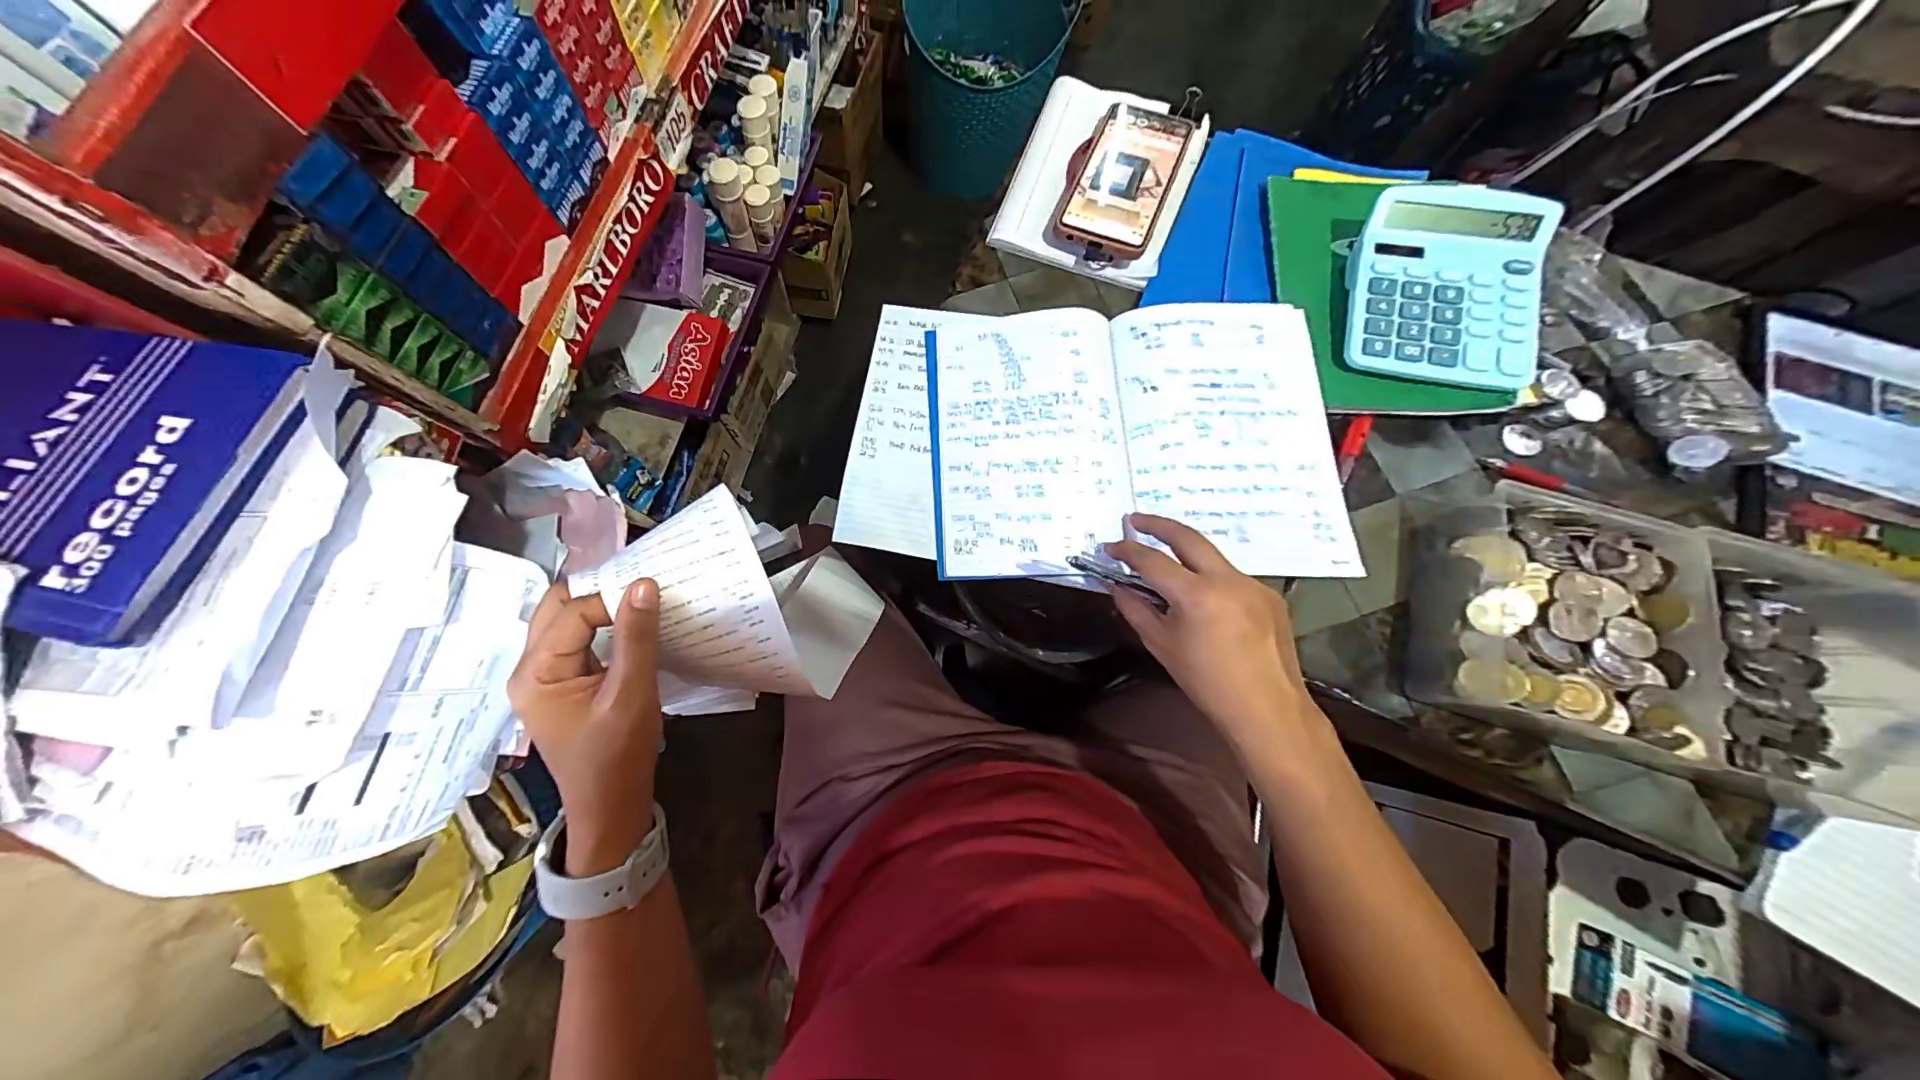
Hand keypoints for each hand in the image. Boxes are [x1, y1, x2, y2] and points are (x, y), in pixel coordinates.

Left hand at [508, 580, 661, 874]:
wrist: (611, 805)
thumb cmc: (618, 755)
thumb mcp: (632, 694)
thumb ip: (637, 638)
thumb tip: (644, 584)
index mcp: (536, 673)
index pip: (572, 613)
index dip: (612, 599)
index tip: (653, 595)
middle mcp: (530, 669)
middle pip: (557, 609)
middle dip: (598, 593)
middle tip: (641, 590)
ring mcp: (544, 677)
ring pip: (566, 622)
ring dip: (600, 608)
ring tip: (639, 603)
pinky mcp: (563, 684)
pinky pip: (578, 641)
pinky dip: (602, 627)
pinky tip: (630, 627)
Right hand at [1105, 514, 1311, 748]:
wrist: (1267, 711)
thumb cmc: (1206, 683)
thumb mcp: (1161, 646)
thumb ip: (1136, 609)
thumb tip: (1118, 586)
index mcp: (1197, 595)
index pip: (1153, 560)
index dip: (1127, 550)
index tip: (1111, 546)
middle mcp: (1228, 579)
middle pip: (1187, 536)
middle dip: (1158, 524)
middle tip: (1135, 520)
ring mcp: (1253, 585)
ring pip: (1212, 559)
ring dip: (1187, 556)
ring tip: (1167, 567)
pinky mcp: (1270, 596)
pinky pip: (1232, 579)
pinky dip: (1212, 581)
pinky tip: (1205, 603)